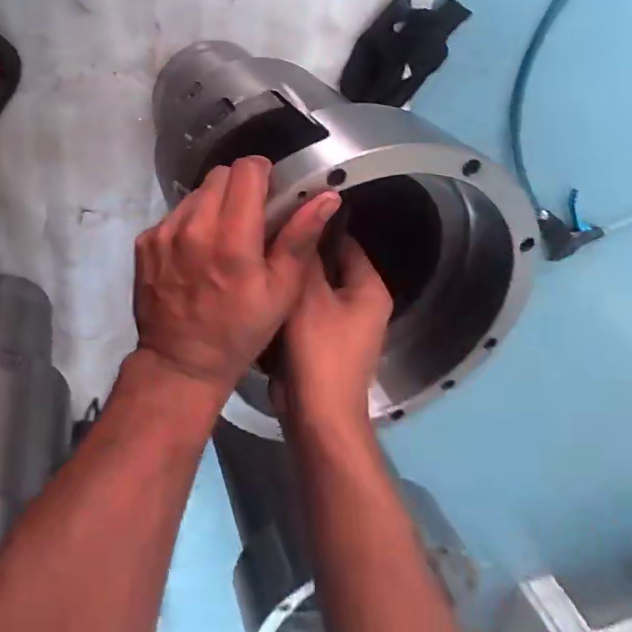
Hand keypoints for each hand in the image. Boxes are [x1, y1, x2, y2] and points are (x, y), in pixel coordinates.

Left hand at [133, 157, 340, 393]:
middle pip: (220, 175)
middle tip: (250, 217)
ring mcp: (164, 233)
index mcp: (231, 238)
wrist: (181, 362)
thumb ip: (300, 237)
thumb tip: (326, 197)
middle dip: (239, 188)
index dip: (263, 173)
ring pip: (196, 193)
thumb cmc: (240, 330)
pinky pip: (174, 214)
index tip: (270, 191)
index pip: (245, 170)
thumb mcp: (282, 290)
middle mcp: (193, 227)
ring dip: (214, 205)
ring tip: (222, 237)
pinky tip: (197, 252)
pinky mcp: (145, 242)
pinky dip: (190, 223)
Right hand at [276, 235, 392, 430]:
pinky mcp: (326, 345)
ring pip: (314, 290)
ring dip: (291, 282)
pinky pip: (307, 314)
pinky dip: (289, 306)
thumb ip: (305, 257)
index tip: (282, 214)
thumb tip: (304, 217)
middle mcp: (363, 304)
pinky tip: (263, 296)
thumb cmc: (319, 351)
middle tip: (265, 238)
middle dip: (299, 256)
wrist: (318, 417)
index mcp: (370, 288)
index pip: (344, 240)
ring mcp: (345, 327)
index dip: (314, 227)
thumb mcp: (308, 296)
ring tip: (260, 263)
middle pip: (328, 265)